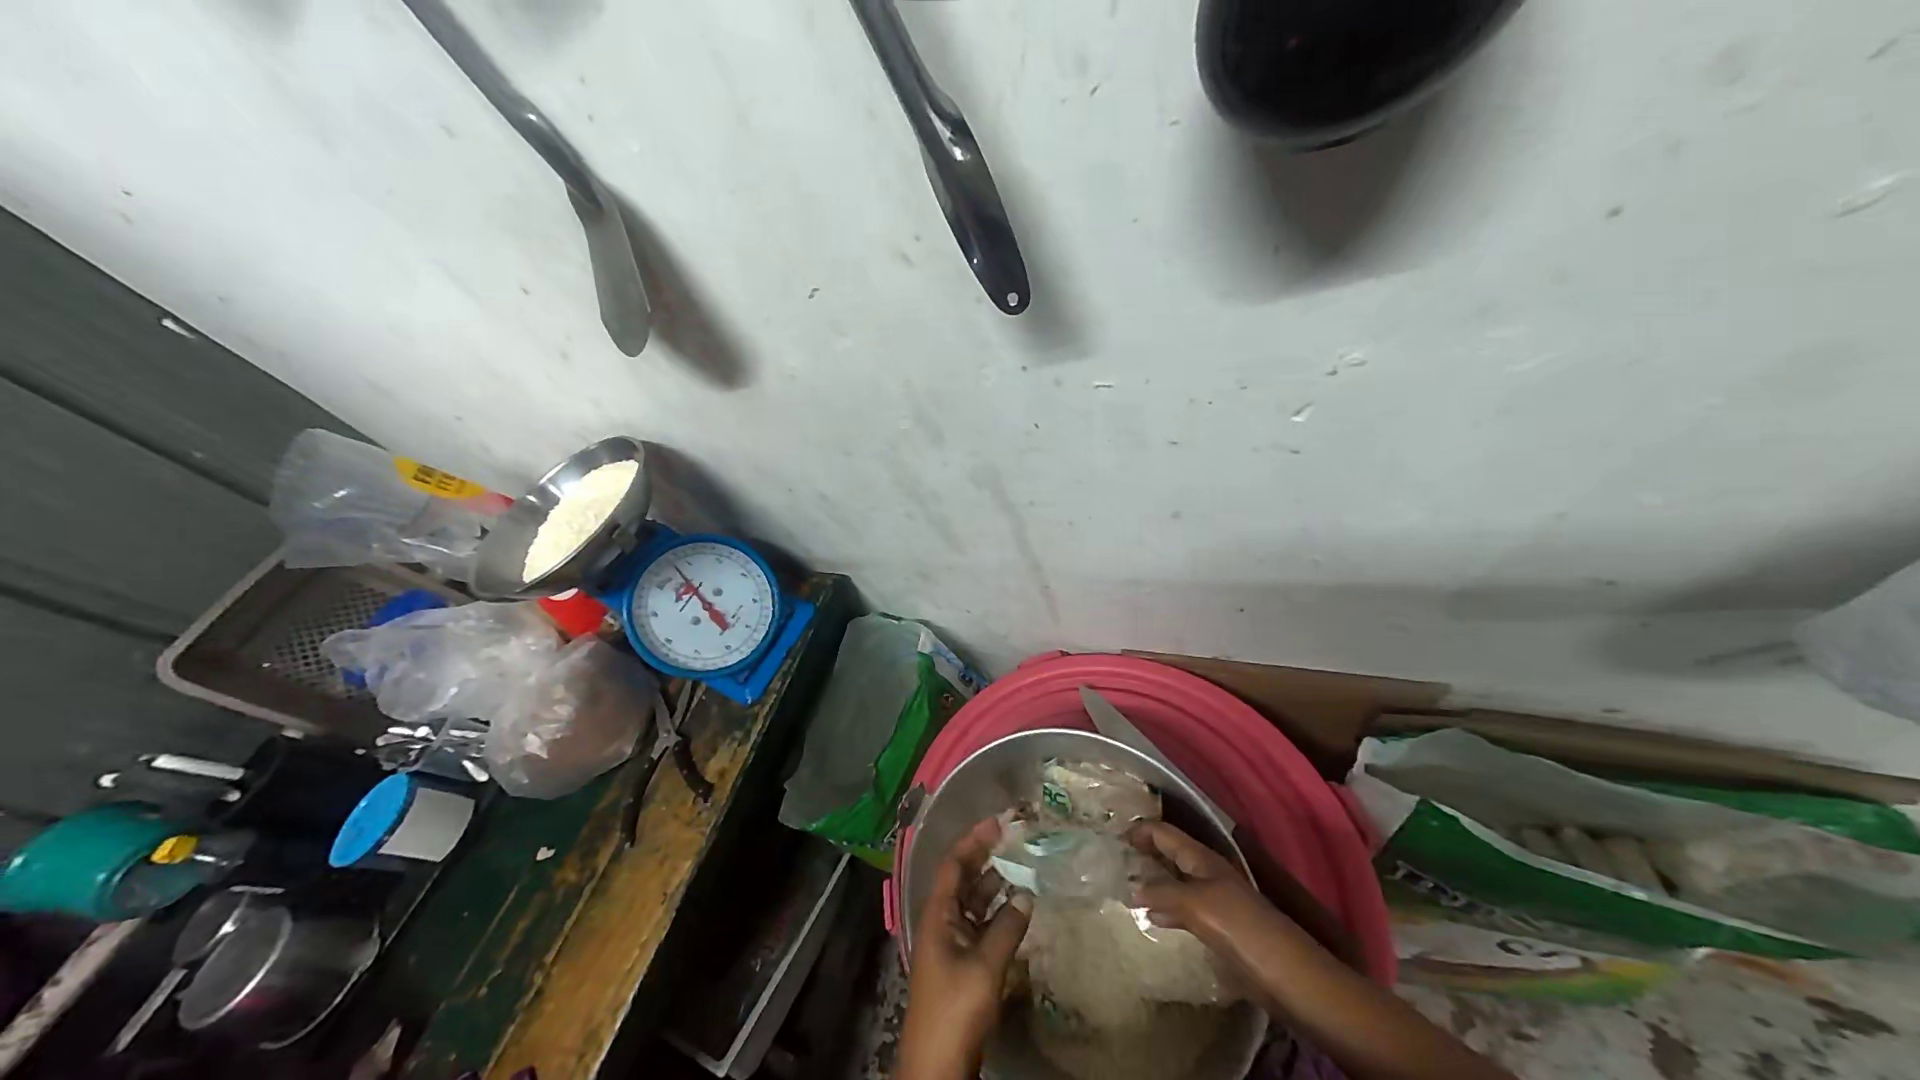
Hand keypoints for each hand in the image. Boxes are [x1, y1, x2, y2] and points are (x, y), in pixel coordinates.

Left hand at [898, 818, 1032, 1079]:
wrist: (938, 1063)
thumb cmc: (956, 1006)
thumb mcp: (985, 965)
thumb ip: (1008, 927)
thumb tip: (1027, 895)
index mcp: (937, 914)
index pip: (954, 864)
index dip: (973, 841)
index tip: (997, 822)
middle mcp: (941, 921)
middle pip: (962, 879)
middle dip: (984, 857)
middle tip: (1013, 838)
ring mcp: (950, 942)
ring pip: (972, 901)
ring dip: (993, 884)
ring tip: (1020, 866)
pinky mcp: (961, 962)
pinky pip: (979, 924)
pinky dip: (996, 912)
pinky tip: (1017, 907)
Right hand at [1130, 822, 1517, 1079]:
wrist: (1294, 979)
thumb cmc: (1246, 932)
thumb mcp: (1200, 906)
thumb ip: (1165, 893)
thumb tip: (1134, 888)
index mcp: (1205, 860)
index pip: (1167, 833)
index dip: (1142, 829)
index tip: (1114, 835)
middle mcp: (1210, 874)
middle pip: (1172, 852)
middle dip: (1146, 849)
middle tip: (1114, 855)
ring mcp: (1217, 901)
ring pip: (1177, 878)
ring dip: (1153, 877)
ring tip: (1126, 882)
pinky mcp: (1222, 928)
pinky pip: (1184, 906)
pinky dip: (1165, 905)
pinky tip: (1153, 918)